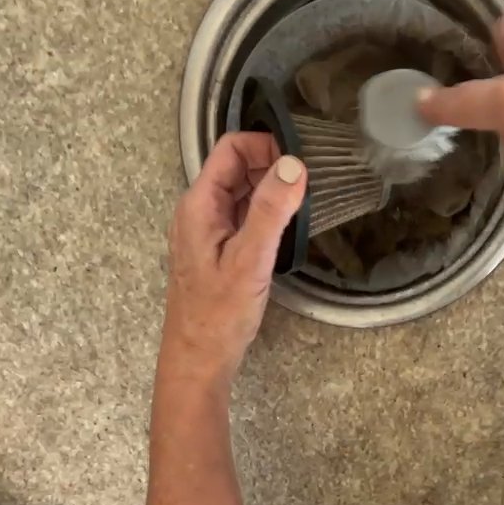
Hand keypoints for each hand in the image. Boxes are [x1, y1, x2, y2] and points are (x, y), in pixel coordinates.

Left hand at [162, 133, 306, 383]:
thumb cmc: (219, 315)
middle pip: (236, 169)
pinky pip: (240, 220)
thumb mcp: (250, 259)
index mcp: (200, 205)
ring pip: (239, 196)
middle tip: (305, 187)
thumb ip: (270, 210)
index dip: (265, 147)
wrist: (199, 357)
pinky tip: (281, 235)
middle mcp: (198, 212)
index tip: (298, 164)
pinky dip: (262, 218)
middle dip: (271, 169)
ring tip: (298, 209)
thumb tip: (293, 166)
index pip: (231, 149)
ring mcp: (205, 233)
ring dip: (268, 195)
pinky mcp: (215, 253)